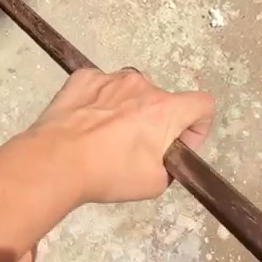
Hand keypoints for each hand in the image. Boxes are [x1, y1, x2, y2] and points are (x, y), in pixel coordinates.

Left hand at [21, 67, 213, 204]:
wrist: (57, 159)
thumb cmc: (108, 172)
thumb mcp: (155, 183)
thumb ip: (169, 164)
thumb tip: (162, 156)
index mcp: (164, 109)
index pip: (203, 104)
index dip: (198, 126)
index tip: (180, 144)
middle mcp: (140, 85)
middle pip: (161, 100)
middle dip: (156, 121)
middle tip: (137, 148)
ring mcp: (109, 78)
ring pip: (130, 91)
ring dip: (127, 108)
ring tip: (107, 137)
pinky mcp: (83, 77)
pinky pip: (101, 87)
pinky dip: (100, 102)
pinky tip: (88, 124)